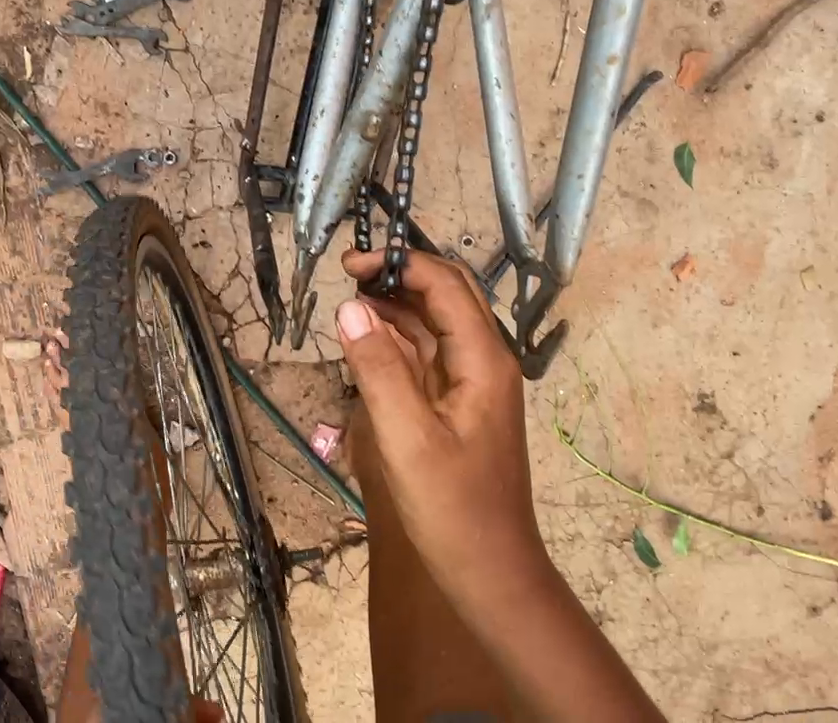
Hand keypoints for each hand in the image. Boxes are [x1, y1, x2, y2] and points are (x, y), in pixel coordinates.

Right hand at [337, 248, 548, 610]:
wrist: (490, 572)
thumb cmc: (451, 508)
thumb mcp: (407, 437)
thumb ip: (378, 369)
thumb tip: (349, 308)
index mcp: (483, 361)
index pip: (444, 285)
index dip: (399, 265)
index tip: (348, 267)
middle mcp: (484, 361)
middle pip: (446, 295)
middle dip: (399, 276)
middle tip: (347, 275)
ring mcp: (472, 383)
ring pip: (435, 323)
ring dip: (395, 305)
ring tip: (349, 302)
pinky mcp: (457, 404)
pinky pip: (427, 353)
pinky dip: (396, 337)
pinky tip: (366, 340)